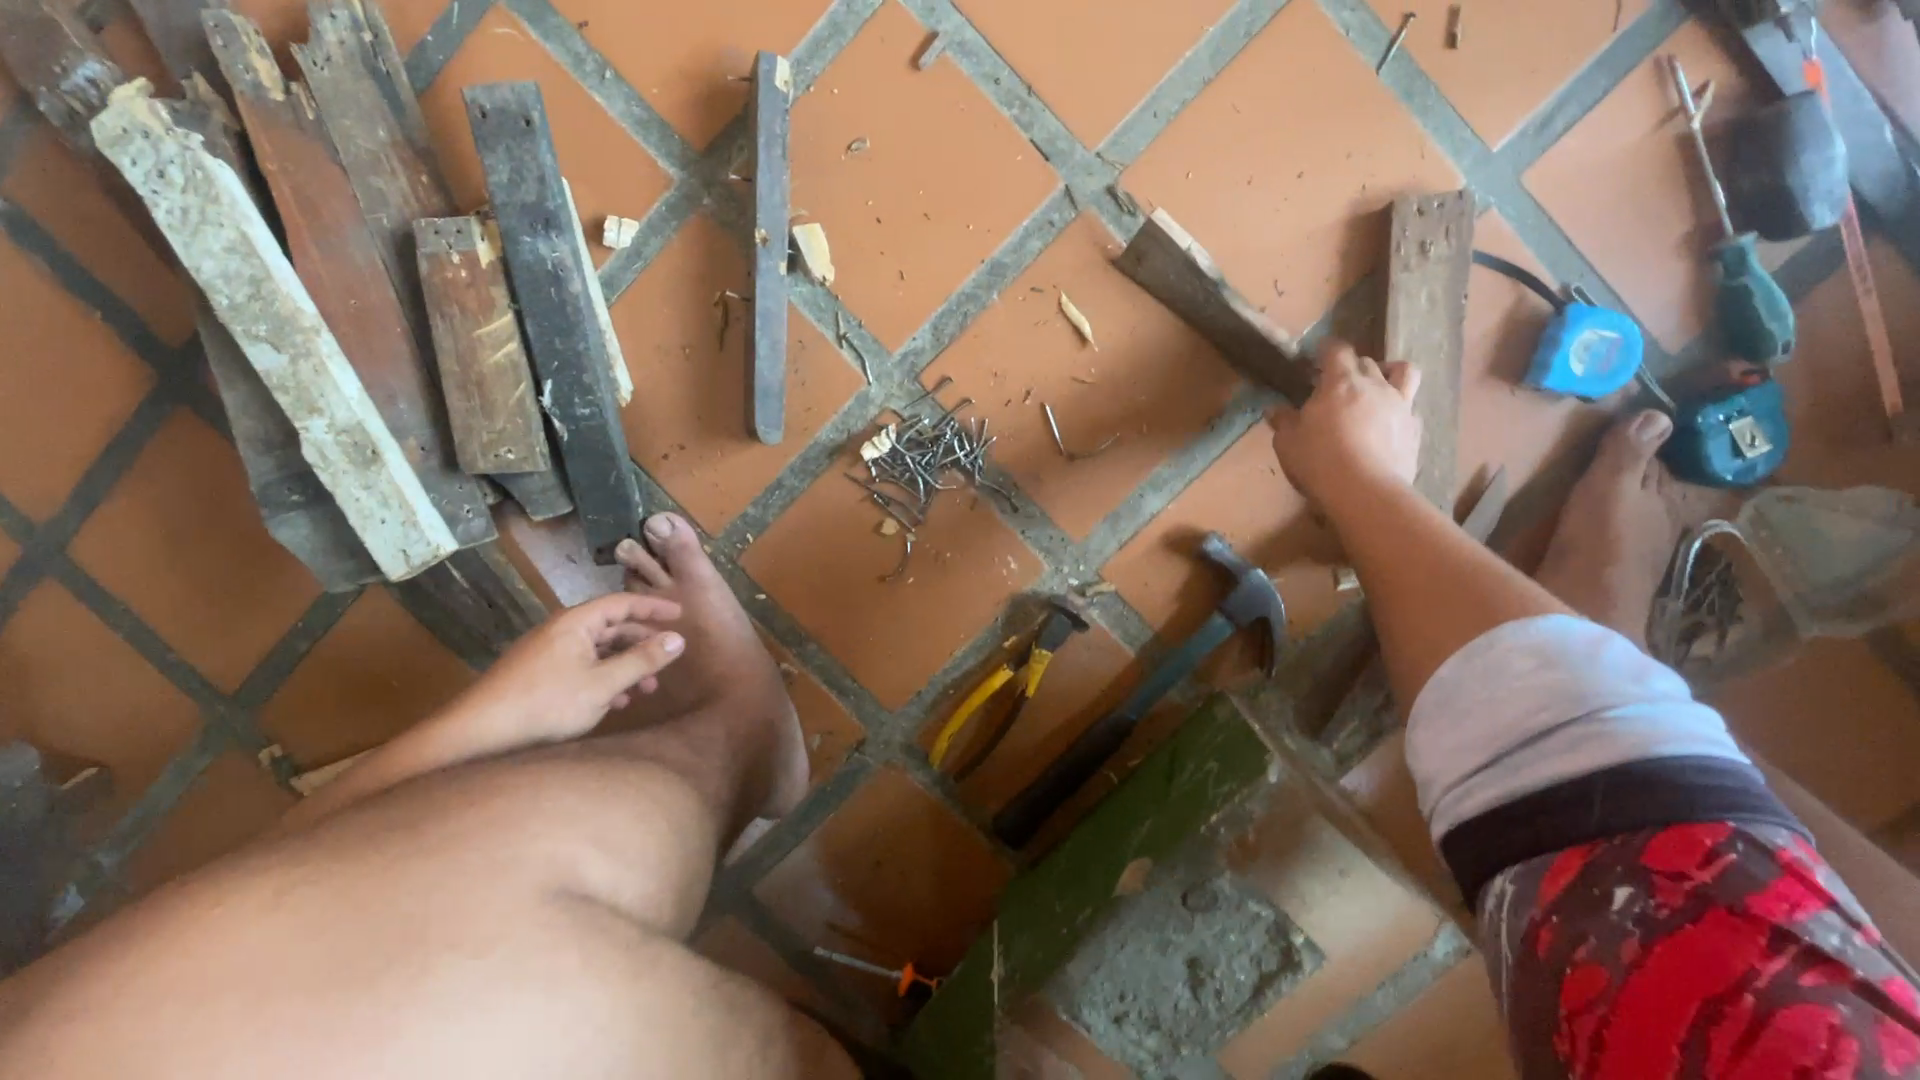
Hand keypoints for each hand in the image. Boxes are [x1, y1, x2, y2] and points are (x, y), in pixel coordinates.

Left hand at [445, 592, 685, 745]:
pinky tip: (616, 702)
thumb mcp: (603, 684)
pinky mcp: (541, 675)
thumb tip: (679, 639)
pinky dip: (605, 679)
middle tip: (668, 660)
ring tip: (647, 690)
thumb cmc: (546, 703)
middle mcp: (563, 631)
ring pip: (599, 652)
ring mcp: (549, 653)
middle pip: (612, 628)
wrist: (479, 734)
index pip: (623, 603)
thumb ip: (642, 660)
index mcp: (576, 622)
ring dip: (626, 667)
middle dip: (643, 645)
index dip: (654, 607)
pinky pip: (583, 667)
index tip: (681, 614)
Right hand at [1269, 339, 1422, 505]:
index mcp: (1340, 383)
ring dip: (1390, 372)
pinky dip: (1399, 410)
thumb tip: (1274, 410)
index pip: (1337, 350)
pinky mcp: (1414, 428)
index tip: (1317, 357)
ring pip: (1404, 371)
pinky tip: (1388, 425)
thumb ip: (1284, 422)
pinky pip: (1410, 408)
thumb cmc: (1319, 462)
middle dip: (1351, 367)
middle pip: (1366, 361)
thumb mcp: (1288, 443)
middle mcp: (1374, 385)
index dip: (1327, 350)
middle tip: (1337, 384)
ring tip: (1378, 386)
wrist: (1366, 492)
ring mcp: (1400, 405)